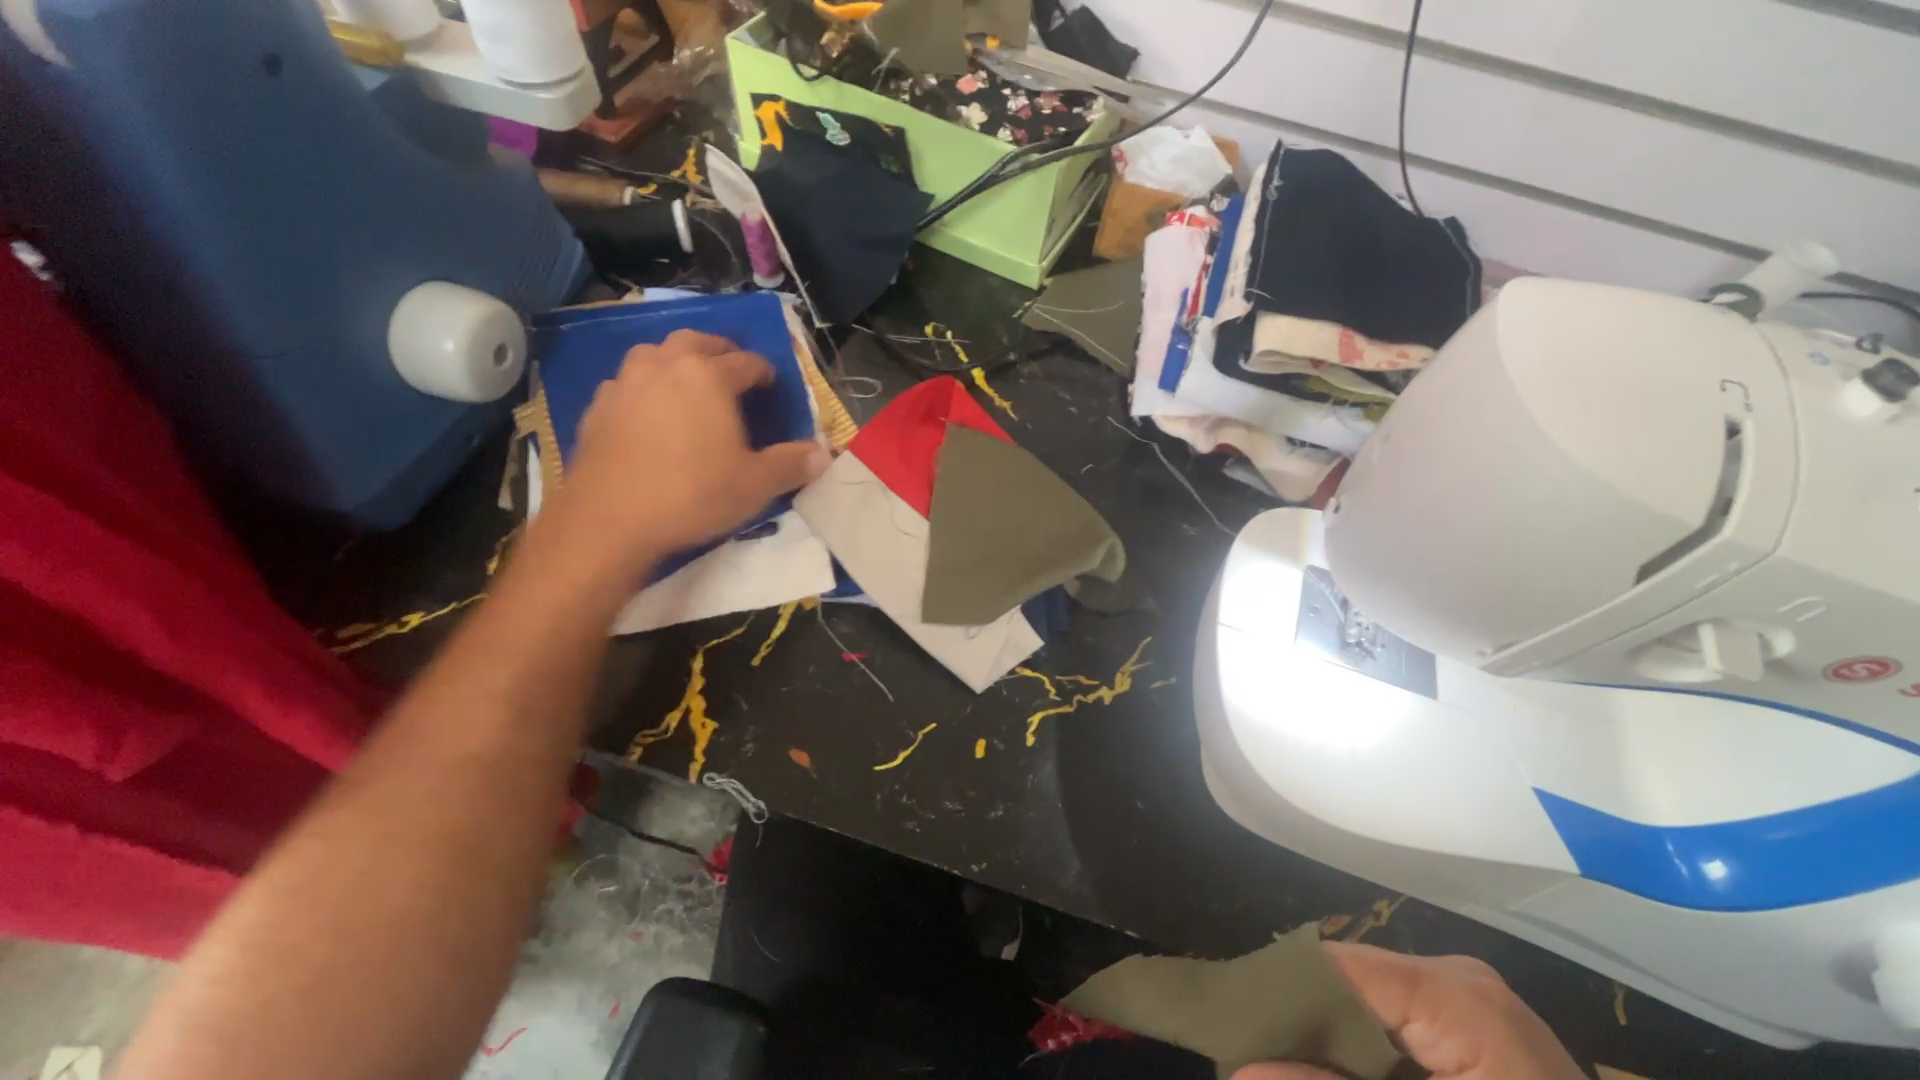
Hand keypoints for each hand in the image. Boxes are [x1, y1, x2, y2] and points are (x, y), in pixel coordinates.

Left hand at [539, 329, 827, 585]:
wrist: (609, 520)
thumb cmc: (692, 495)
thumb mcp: (755, 485)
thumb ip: (791, 465)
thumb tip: (823, 454)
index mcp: (709, 376)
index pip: (747, 362)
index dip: (764, 372)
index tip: (771, 387)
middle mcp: (665, 366)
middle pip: (696, 341)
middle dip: (718, 351)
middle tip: (731, 370)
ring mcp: (625, 383)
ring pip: (654, 353)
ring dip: (675, 360)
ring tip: (687, 382)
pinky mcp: (597, 407)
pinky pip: (626, 383)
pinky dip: (643, 388)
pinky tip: (647, 412)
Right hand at [1233, 943, 1585, 1079]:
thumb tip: (1241, 1070)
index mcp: (1456, 997)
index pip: (1334, 967)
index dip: (1275, 994)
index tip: (1226, 1028)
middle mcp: (1458, 980)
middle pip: (1346, 982)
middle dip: (1297, 1025)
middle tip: (1250, 1061)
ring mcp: (1468, 1003)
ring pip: (1365, 1004)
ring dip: (1324, 1042)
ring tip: (1281, 1064)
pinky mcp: (1473, 1030)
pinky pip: (1396, 1025)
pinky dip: (1362, 1053)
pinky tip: (1335, 1072)